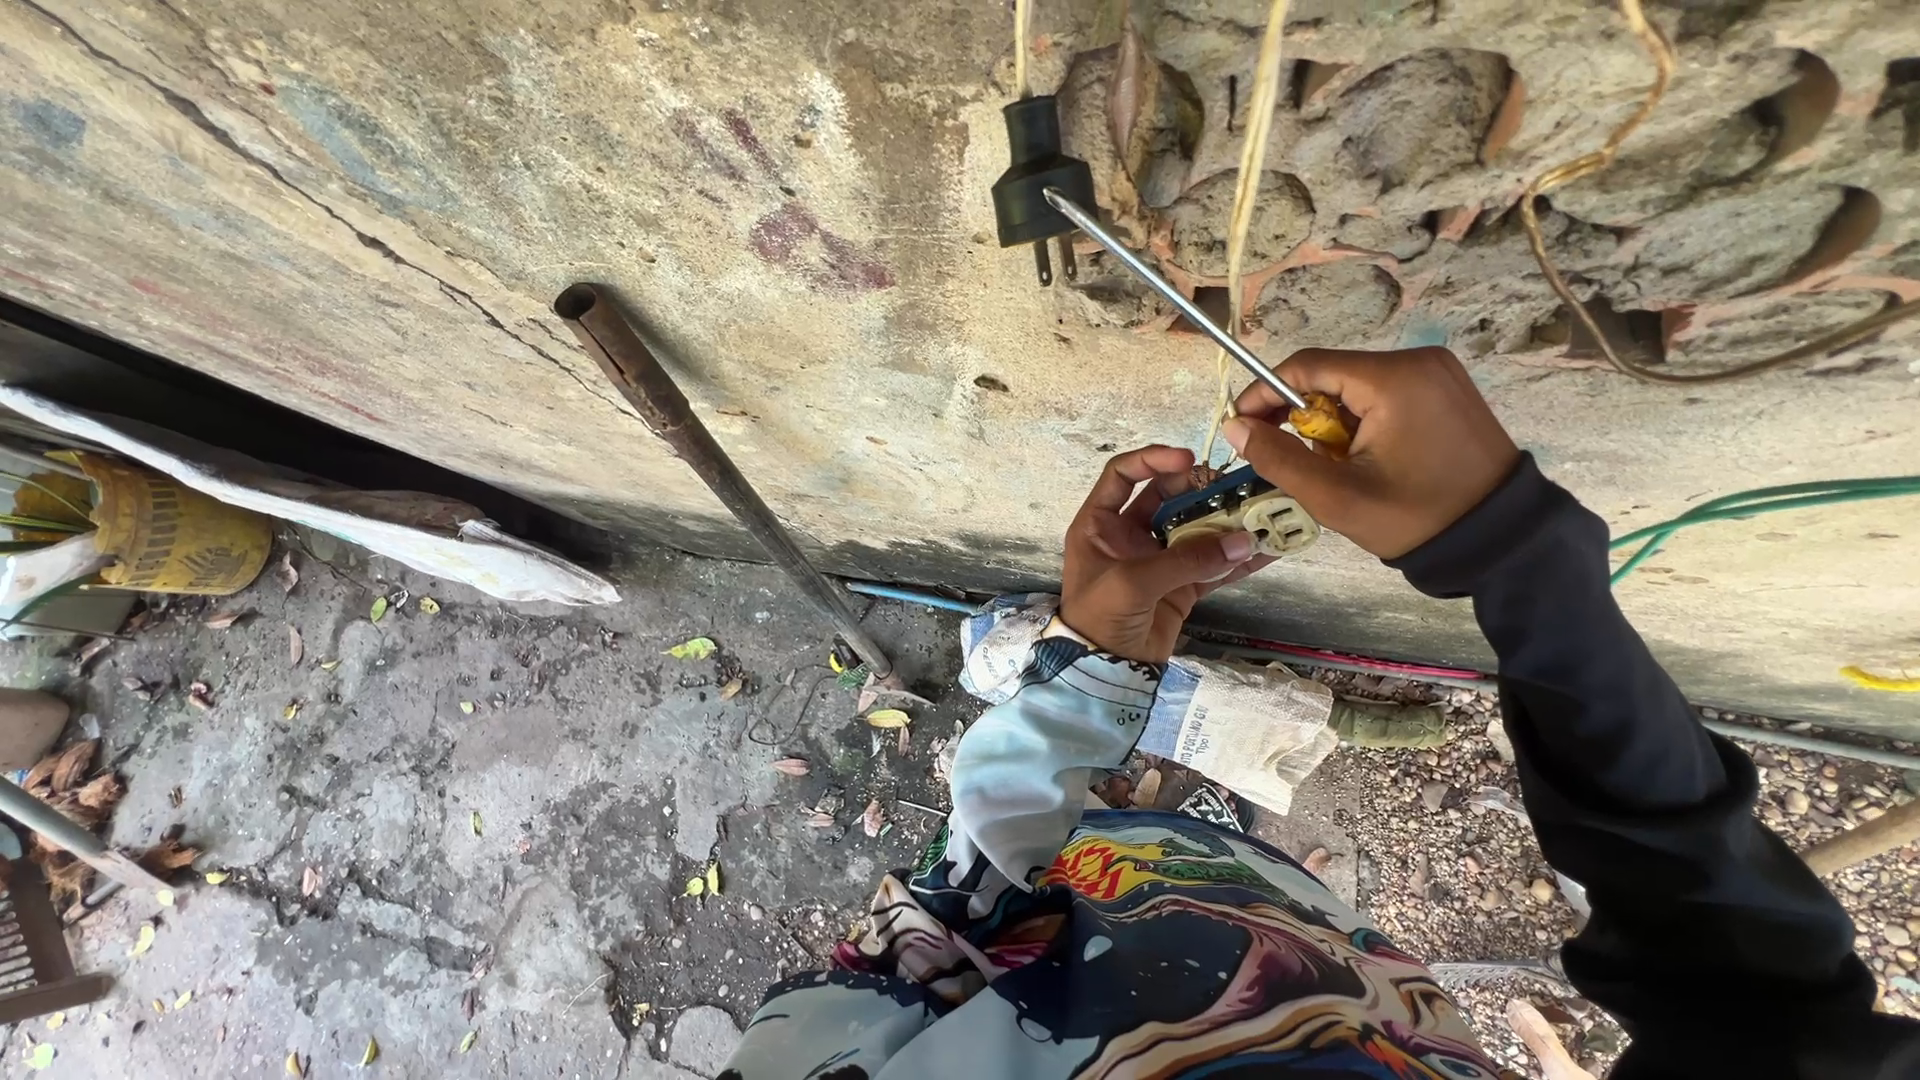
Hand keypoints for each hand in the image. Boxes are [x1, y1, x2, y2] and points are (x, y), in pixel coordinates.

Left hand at [1059, 445, 1270, 663]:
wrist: (1103, 670)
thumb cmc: (1101, 617)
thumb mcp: (1132, 582)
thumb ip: (1186, 560)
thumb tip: (1243, 540)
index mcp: (1098, 524)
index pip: (1122, 475)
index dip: (1152, 459)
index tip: (1188, 458)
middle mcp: (1127, 535)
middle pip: (1165, 496)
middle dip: (1198, 488)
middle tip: (1232, 485)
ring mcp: (1157, 559)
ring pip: (1194, 528)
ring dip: (1224, 520)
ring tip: (1260, 507)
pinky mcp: (1181, 586)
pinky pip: (1213, 565)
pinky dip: (1238, 559)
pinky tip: (1268, 549)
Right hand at [1224, 347, 1519, 558]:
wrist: (1498, 537)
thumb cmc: (1413, 517)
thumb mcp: (1334, 495)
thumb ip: (1276, 457)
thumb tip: (1233, 427)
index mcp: (1392, 379)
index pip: (1305, 366)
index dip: (1262, 393)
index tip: (1241, 426)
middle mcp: (1416, 361)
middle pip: (1328, 375)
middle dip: (1301, 416)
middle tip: (1295, 459)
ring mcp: (1435, 372)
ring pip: (1351, 387)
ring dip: (1330, 423)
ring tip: (1339, 466)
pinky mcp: (1443, 388)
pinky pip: (1379, 394)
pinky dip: (1358, 422)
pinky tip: (1365, 456)